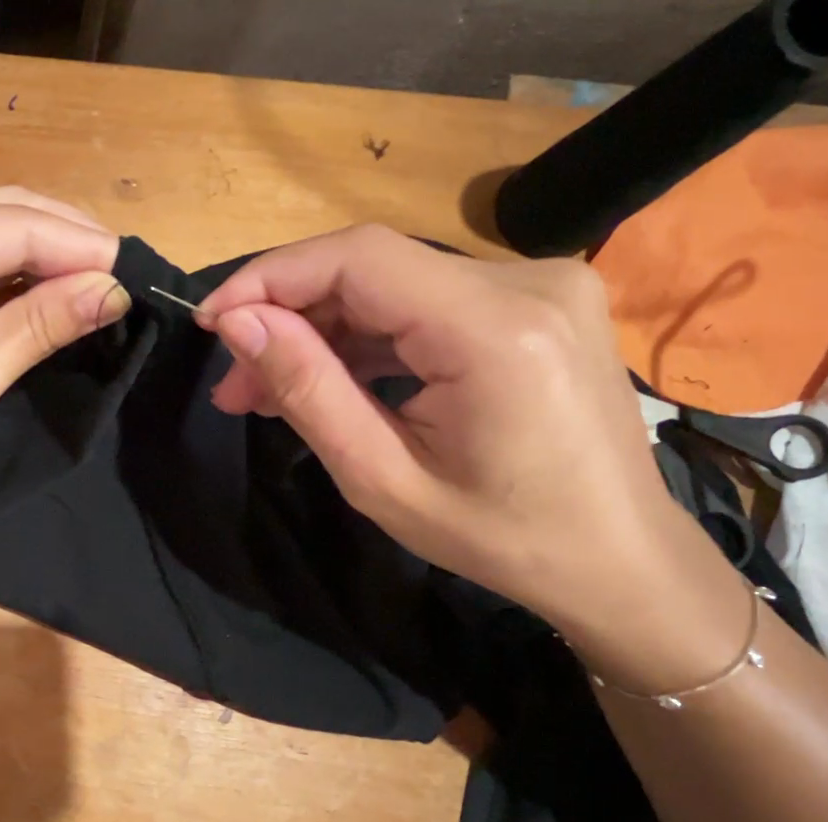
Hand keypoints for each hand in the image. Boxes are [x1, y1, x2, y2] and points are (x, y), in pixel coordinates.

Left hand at [0, 188, 126, 522]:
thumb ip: (35, 328)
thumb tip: (112, 289)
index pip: (5, 223)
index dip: (73, 242)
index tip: (132, 267)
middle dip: (63, 241)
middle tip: (121, 274)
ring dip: (45, 259)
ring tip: (101, 284)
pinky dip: (18, 283)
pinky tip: (57, 297)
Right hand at [196, 224, 718, 632]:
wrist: (617, 558)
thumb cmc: (500, 537)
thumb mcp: (382, 478)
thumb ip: (309, 391)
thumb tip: (238, 325)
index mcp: (495, 330)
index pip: (359, 257)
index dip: (271, 277)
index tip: (210, 323)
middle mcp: (528, 282)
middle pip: (372, 267)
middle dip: (288, 316)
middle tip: (233, 383)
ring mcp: (540, 285)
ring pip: (394, 284)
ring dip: (322, 330)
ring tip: (266, 391)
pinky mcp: (537, 302)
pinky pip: (427, 302)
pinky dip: (368, 337)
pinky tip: (328, 378)